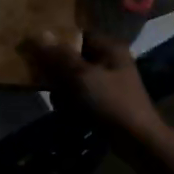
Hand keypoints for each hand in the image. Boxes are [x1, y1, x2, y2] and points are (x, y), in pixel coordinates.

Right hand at [25, 31, 166, 141]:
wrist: (137, 139)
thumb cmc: (112, 102)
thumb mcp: (83, 76)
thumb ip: (60, 56)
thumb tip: (38, 34)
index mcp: (110, 48)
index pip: (78, 35)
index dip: (58, 41)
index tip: (36, 50)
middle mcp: (110, 61)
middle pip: (74, 58)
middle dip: (59, 72)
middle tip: (47, 83)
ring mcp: (108, 83)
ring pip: (75, 80)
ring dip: (64, 91)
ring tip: (62, 103)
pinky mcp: (105, 101)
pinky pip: (81, 96)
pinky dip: (73, 103)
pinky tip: (70, 113)